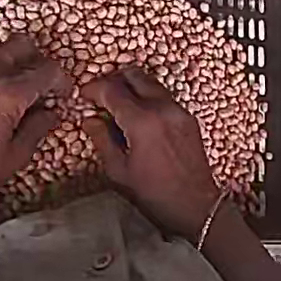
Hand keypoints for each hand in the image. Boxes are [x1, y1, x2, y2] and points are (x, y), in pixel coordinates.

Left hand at [0, 35, 70, 233]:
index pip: (48, 70)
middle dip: (40, 62)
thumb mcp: (15, 156)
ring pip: (0, 54)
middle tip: (48, 88)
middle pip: (21, 46)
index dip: (62, 82)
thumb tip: (51, 113)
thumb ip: (38, 128)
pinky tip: (3, 104)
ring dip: (18, 67)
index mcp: (8, 93)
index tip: (66, 97)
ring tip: (27, 98)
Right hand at [80, 66, 221, 237]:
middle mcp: (163, 108)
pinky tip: (139, 117)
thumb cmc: (155, 193)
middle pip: (134, 76)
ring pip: (151, 83)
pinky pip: (164, 97)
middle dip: (114, 80)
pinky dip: (148, 98)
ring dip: (132, 87)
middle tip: (100, 96)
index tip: (83, 95)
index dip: (93, 88)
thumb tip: (90, 120)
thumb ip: (102, 139)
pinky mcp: (188, 118)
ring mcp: (179, 111)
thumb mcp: (119, 171)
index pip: (111, 89)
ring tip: (118, 106)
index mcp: (142, 121)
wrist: (196, 205)